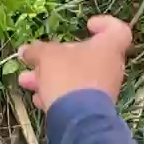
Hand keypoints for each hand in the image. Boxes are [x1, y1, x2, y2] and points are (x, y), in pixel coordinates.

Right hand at [16, 15, 132, 111]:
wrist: (78, 120)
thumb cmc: (68, 76)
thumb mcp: (47, 57)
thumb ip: (37, 50)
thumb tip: (26, 50)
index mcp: (107, 48)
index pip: (117, 30)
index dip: (104, 24)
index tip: (87, 25)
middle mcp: (110, 67)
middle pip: (86, 55)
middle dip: (56, 57)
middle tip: (37, 59)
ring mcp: (103, 89)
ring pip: (75, 76)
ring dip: (50, 76)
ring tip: (27, 81)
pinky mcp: (93, 108)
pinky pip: (74, 94)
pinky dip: (57, 93)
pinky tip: (38, 98)